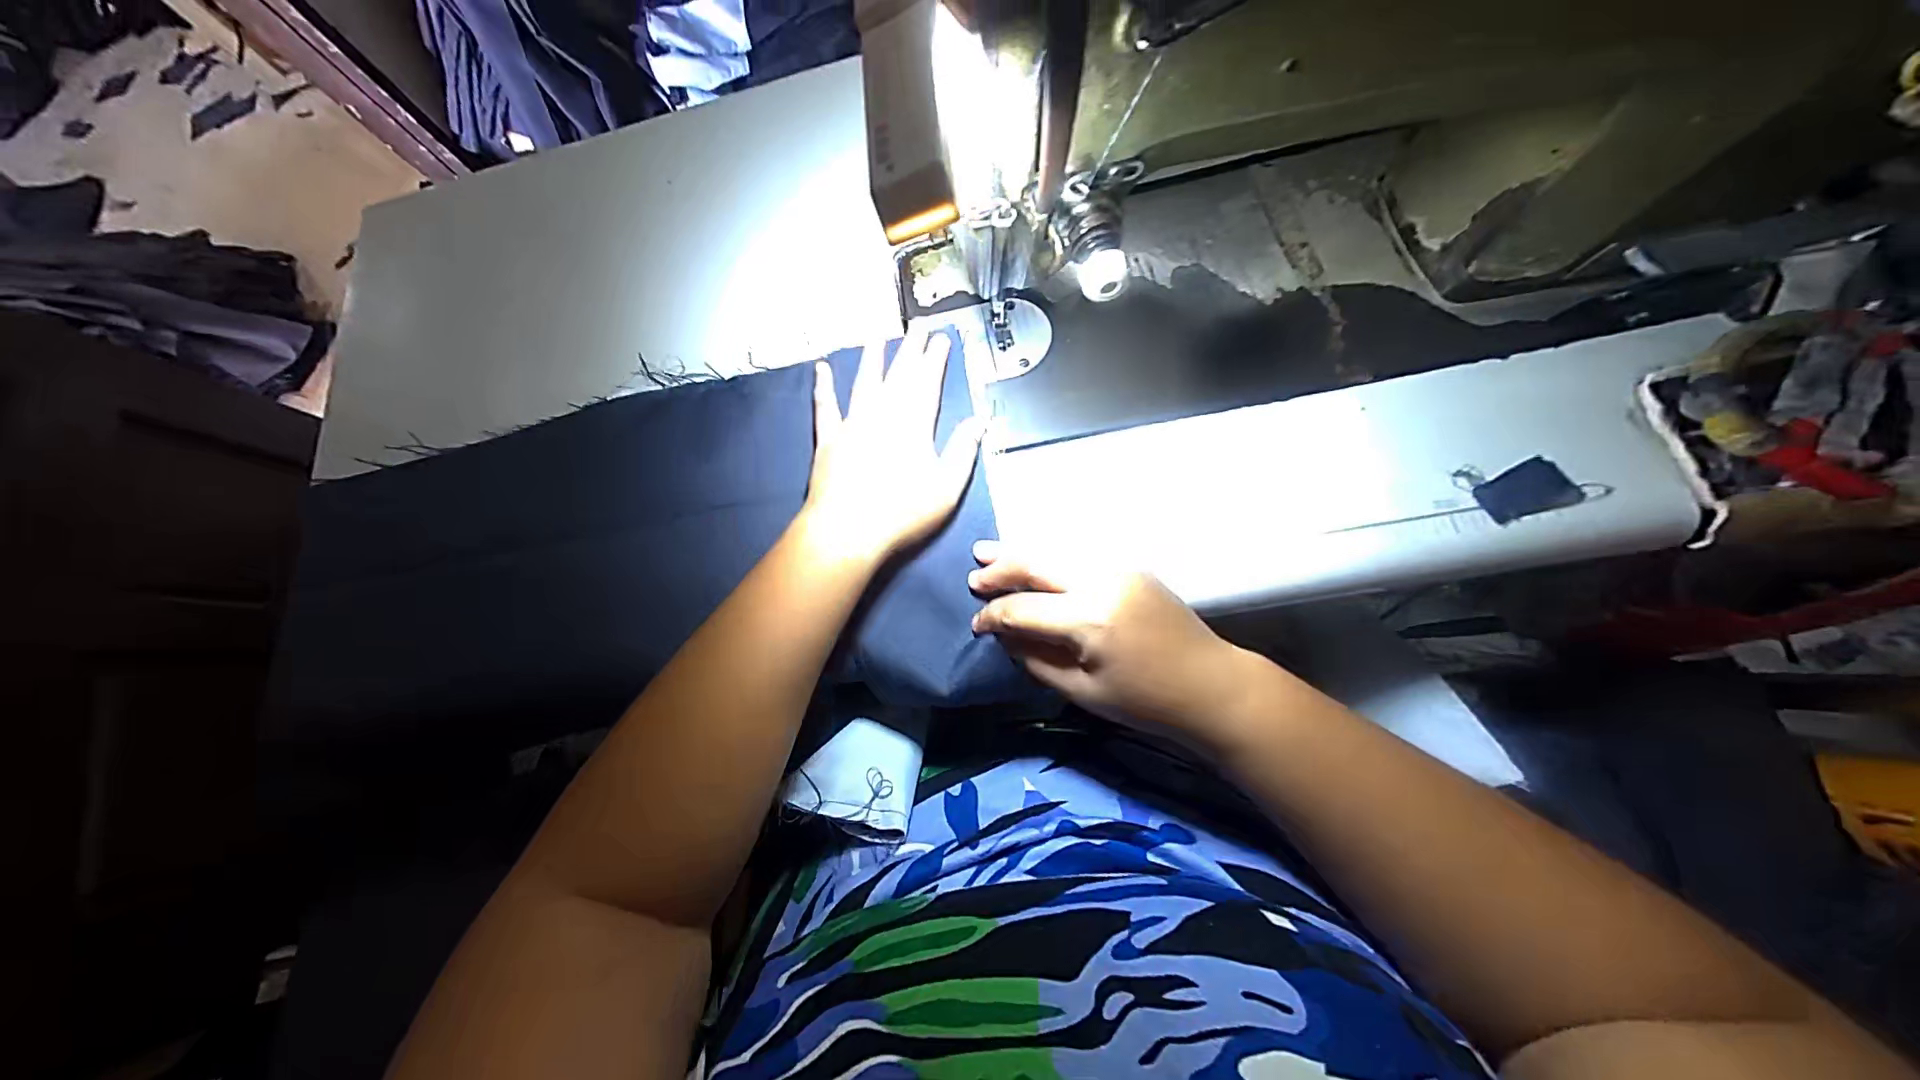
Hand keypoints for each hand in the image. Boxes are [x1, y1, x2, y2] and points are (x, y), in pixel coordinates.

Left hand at [803, 327, 985, 560]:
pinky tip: (822, 370)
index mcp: (914, 424)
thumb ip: (963, 450)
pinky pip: (825, 405)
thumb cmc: (901, 513)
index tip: (941, 340)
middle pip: (899, 374)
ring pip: (864, 381)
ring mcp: (852, 424)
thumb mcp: (947, 487)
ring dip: (872, 358)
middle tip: (917, 327)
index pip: (927, 382)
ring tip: (879, 337)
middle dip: (910, 348)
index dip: (935, 359)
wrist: (848, 530)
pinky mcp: (828, 439)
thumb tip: (979, 422)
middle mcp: (883, 415)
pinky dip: (824, 386)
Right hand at [968, 541, 1263, 751]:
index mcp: (1089, 619)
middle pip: (1037, 563)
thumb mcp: (1083, 691)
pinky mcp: (1132, 567)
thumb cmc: (1146, 701)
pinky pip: (1080, 553)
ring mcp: (1120, 568)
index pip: (1024, 608)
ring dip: (1022, 553)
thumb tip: (1005, 635)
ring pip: (1057, 549)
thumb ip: (1036, 659)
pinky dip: (1051, 555)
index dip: (993, 616)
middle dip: (1001, 569)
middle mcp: (1102, 581)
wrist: (1212, 685)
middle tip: (974, 576)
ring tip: (988, 552)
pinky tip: (1034, 559)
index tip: (976, 625)